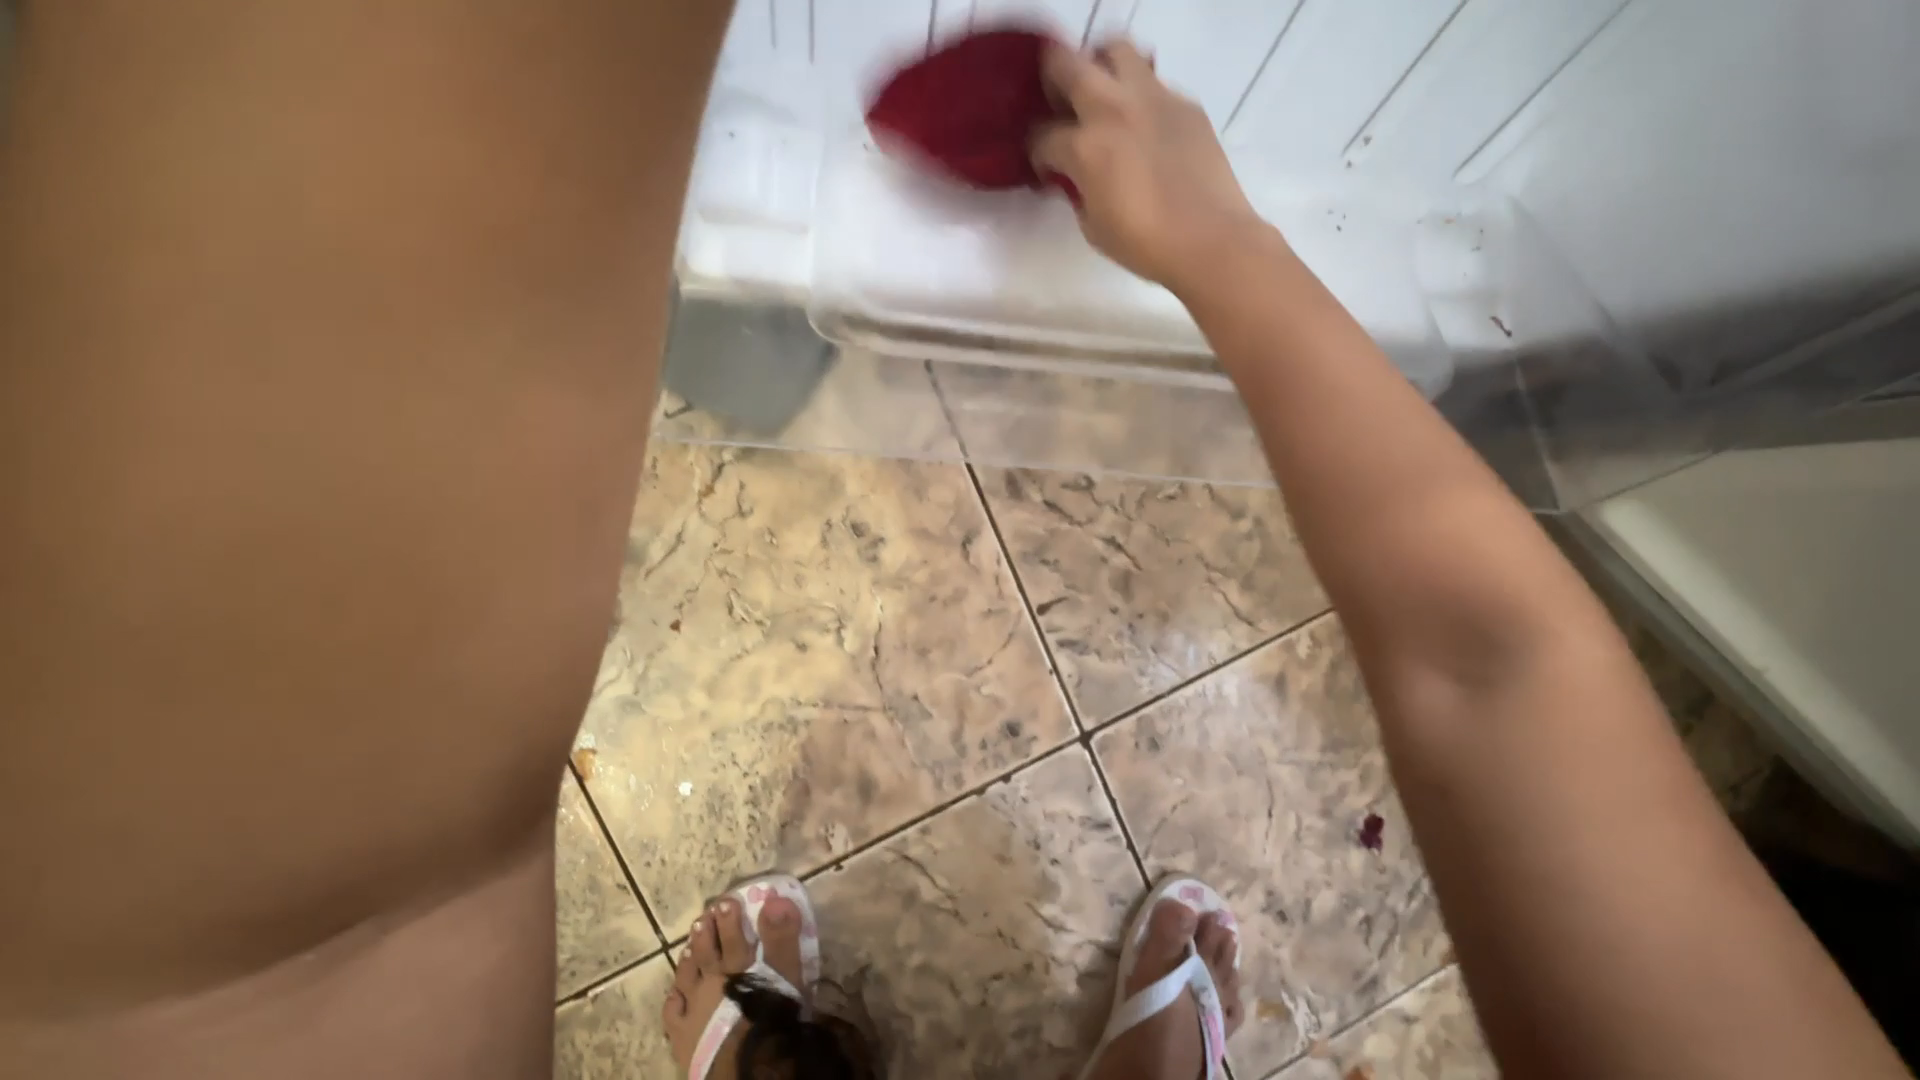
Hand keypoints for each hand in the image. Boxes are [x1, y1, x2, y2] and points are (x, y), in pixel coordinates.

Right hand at [1031, 41, 1269, 293]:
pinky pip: (1153, 83)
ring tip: (1102, 94)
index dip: (1037, 153)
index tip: (1046, 168)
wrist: (1210, 240)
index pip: (1042, 135)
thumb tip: (1072, 180)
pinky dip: (1140, 96)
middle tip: (1060, 106)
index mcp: (1084, 147)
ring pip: (1115, 52)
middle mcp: (1113, 109)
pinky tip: (1145, 127)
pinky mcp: (1185, 103)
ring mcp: (1153, 99)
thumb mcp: (1093, 227)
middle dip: (1054, 82)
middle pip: (1067, 65)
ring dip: (1099, 67)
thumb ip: (1076, 192)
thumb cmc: (1145, 245)